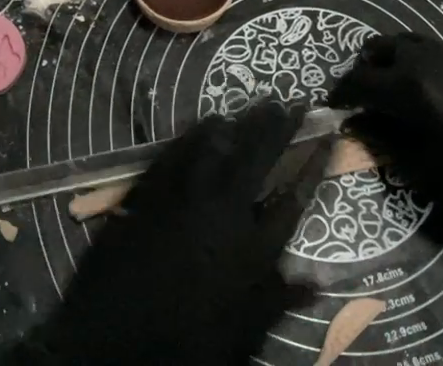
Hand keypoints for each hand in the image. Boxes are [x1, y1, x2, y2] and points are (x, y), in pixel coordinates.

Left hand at [4, 103, 323, 365]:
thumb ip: (280, 299)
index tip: (328, 135)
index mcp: (251, 247)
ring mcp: (184, 194)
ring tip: (256, 106)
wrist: (115, 336)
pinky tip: (206, 123)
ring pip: (218, 146)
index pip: (294, 196)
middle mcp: (223, 210)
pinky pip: (178, 150)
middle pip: (257, 158)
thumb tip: (319, 280)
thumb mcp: (243, 331)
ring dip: (240, 123)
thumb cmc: (186, 339)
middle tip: (292, 103)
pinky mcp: (150, 189)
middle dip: (278, 127)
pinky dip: (196, 134)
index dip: (314, 163)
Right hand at [329, 33, 442, 327]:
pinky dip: (422, 64)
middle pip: (382, 49)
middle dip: (364, 71)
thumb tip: (358, 125)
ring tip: (391, 92)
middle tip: (360, 99)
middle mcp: (435, 61)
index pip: (360, 81)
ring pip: (411, 43)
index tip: (332, 110)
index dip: (340, 95)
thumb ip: (388, 143)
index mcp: (416, 89)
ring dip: (393, 61)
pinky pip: (440, 52)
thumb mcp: (429, 176)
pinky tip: (431, 96)